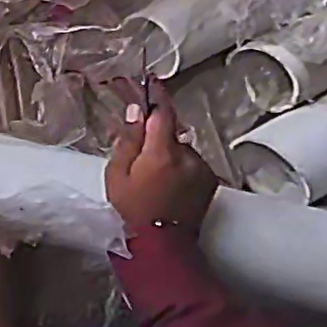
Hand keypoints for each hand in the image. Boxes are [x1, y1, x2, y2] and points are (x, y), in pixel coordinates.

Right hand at [105, 79, 217, 231]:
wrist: (160, 246)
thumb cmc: (130, 211)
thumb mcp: (117, 174)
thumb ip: (128, 140)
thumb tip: (138, 112)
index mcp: (162, 153)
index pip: (163, 113)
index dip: (156, 94)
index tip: (149, 80)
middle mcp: (188, 156)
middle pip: (170, 131)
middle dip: (154, 132)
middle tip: (134, 141)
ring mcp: (202, 169)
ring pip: (180, 147)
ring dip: (165, 151)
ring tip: (147, 172)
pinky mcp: (209, 181)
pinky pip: (190, 162)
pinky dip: (177, 165)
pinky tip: (162, 182)